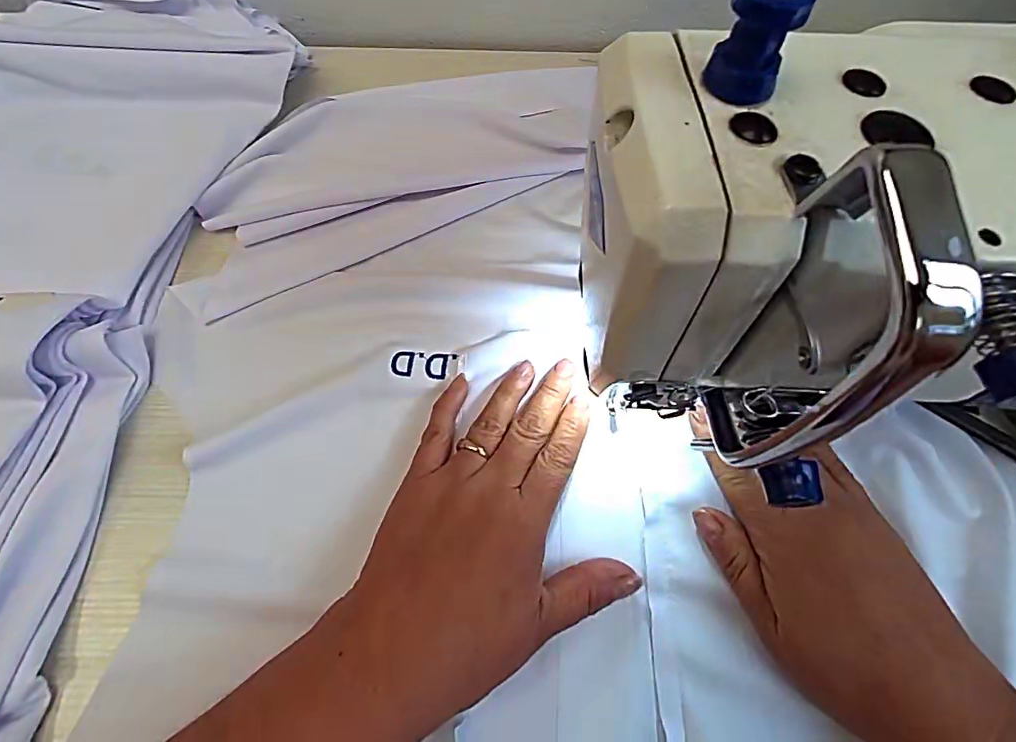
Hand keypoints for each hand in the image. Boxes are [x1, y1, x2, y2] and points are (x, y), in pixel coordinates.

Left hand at [172, 361, 640, 741]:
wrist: (391, 648)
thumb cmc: (461, 643)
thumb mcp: (535, 624)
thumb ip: (583, 591)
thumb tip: (624, 577)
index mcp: (522, 524)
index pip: (558, 458)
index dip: (574, 424)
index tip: (585, 399)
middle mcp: (489, 493)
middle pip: (528, 431)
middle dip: (550, 394)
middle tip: (564, 366)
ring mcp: (450, 483)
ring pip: (487, 424)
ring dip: (508, 391)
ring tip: (525, 366)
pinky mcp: (416, 484)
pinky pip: (435, 434)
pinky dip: (447, 406)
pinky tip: (460, 385)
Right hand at [693, 437, 1015, 741]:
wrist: (934, 691)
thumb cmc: (852, 667)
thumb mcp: (771, 624)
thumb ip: (734, 562)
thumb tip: (706, 518)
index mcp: (783, 534)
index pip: (736, 473)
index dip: (712, 444)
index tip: (698, 424)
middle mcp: (816, 510)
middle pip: (767, 452)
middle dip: (735, 431)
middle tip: (713, 416)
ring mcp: (849, 509)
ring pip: (802, 451)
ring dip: (769, 432)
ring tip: (746, 422)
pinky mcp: (874, 516)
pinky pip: (834, 464)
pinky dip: (808, 445)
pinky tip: (797, 445)